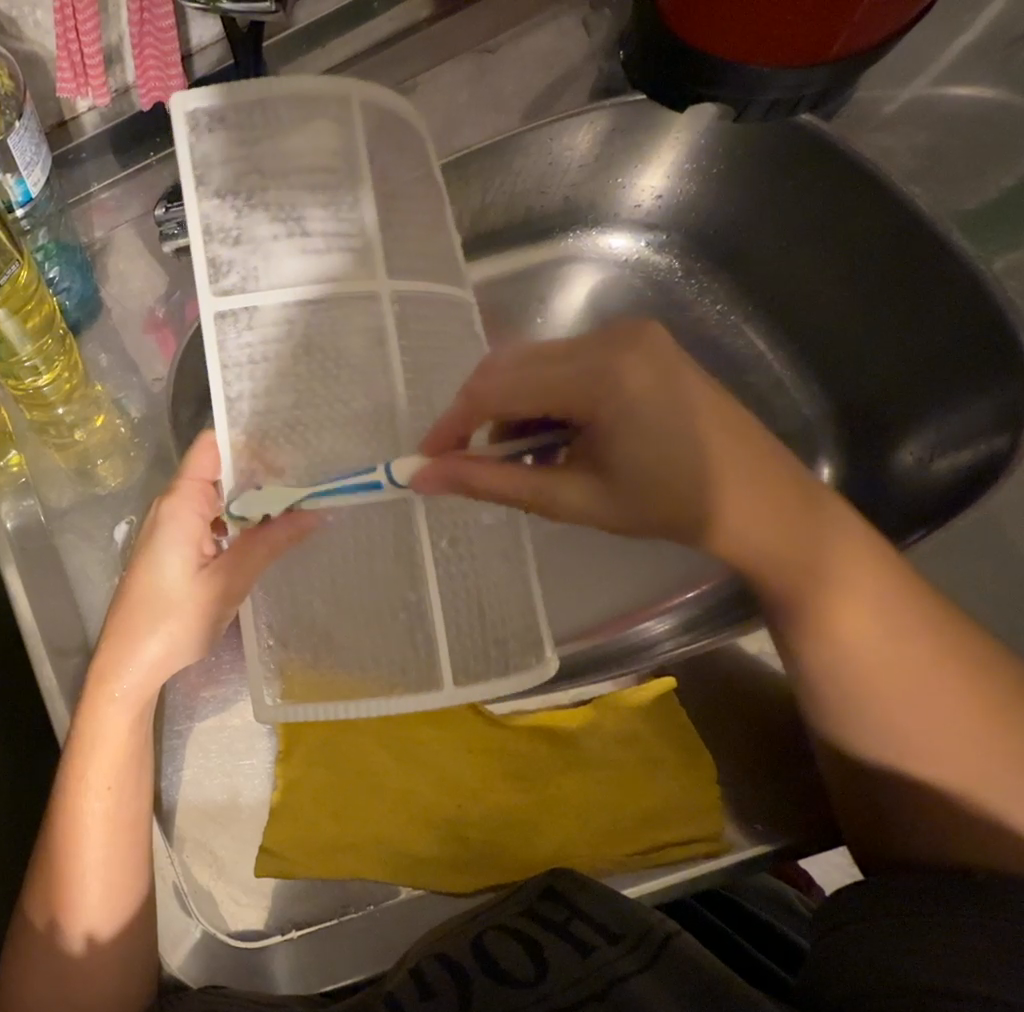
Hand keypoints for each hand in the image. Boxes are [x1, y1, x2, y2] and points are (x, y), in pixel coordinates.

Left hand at [88, 431, 319, 701]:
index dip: (249, 440)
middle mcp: (172, 506)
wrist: (129, 661)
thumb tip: (315, 512)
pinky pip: (208, 521)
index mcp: (180, 503)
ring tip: (300, 503)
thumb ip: (271, 543)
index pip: (211, 446)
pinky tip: (267, 534)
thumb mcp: (228, 582)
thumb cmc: (173, 620)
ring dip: (251, 501)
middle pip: (218, 470)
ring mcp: (170, 528)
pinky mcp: (172, 549)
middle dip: (261, 472)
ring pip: (216, 498)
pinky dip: (237, 523)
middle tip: (312, 478)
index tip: (294, 445)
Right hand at [410, 320, 830, 570]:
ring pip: (528, 365)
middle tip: (460, 463)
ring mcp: (628, 336)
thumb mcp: (569, 498)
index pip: (495, 389)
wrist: (760, 500)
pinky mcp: (636, 344)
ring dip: (505, 410)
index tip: (424, 462)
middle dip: (473, 417)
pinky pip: (559, 364)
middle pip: (506, 368)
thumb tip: (420, 478)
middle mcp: (613, 338)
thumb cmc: (668, 506)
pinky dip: (537, 400)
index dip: (451, 426)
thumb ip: (489, 482)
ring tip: (517, 460)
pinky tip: (549, 439)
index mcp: (604, 373)